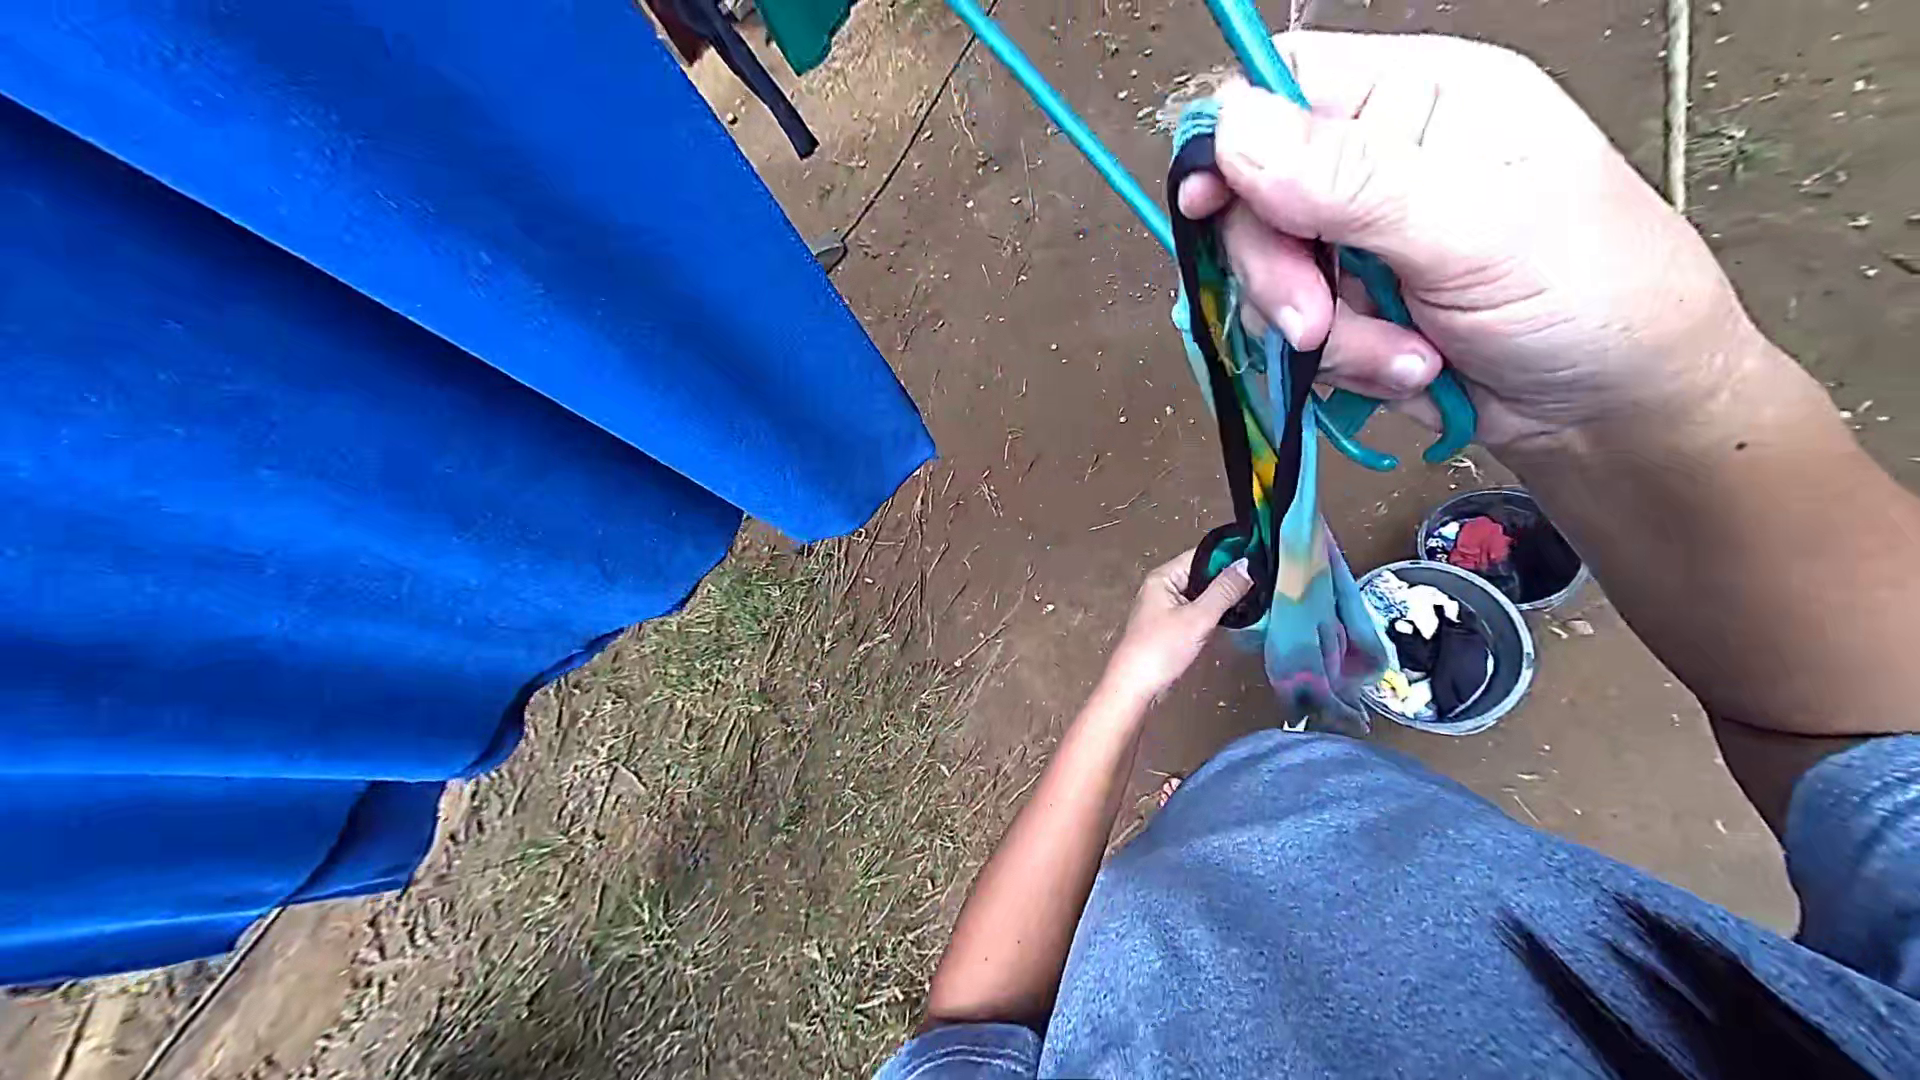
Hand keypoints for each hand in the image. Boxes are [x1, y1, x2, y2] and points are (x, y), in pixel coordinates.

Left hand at [1100, 551, 1252, 704]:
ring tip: (1258, 596)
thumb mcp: (1197, 617)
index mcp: (1163, 577)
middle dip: (1230, 577)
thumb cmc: (1161, 648)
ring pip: (1202, 594)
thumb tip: (1247, 565)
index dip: (1229, 554)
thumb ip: (1223, 591)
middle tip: (1266, 580)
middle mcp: (1164, 587)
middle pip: (1202, 574)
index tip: (1261, 557)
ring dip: (1225, 596)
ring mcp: (1167, 607)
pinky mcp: (1173, 626)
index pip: (1201, 555)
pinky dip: (1216, 612)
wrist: (1136, 685)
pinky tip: (1238, 616)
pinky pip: (1199, 611)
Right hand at [1176, 32, 1775, 451]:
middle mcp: (1366, 171)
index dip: (1228, 140)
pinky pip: (1285, 338)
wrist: (1602, 403)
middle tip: (1315, 321)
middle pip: (1251, 205)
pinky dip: (1337, 364)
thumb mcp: (1472, 224)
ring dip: (1323, 336)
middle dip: (1278, 274)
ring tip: (1402, 356)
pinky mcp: (1336, 314)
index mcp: (1413, 104)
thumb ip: (1350, 179)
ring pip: (1264, 285)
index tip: (1206, 204)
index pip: (1281, 89)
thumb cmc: (1587, 289)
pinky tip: (1402, 369)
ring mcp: (1346, 250)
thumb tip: (1233, 132)